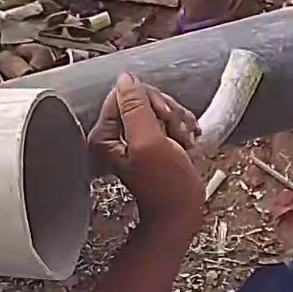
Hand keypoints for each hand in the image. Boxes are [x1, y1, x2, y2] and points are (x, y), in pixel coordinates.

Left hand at [90, 74, 204, 232]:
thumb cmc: (166, 186)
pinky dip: (182, 129)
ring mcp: (134, 138)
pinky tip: (188, 143)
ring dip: (178, 122)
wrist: (181, 212)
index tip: (165, 119)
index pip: (125, 93)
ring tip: (184, 143)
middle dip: (168, 113)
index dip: (151, 101)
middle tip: (176, 135)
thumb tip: (126, 79)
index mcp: (105, 135)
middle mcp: (116, 134)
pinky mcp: (151, 141)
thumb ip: (135, 108)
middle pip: (143, 98)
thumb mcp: (149, 142)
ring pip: (159, 107)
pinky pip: (169, 119)